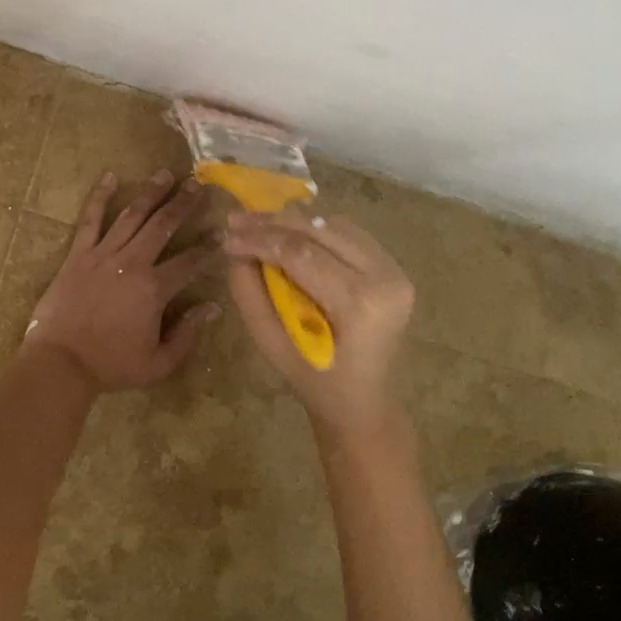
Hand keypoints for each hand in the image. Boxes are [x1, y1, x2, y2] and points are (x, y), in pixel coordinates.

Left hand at [22, 169, 221, 390]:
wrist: (61, 361)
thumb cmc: (111, 366)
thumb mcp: (159, 363)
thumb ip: (187, 334)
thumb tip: (212, 308)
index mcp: (154, 289)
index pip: (189, 262)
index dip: (208, 247)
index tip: (222, 233)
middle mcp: (132, 263)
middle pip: (163, 226)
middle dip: (184, 204)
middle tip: (198, 185)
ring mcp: (103, 254)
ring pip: (132, 215)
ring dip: (151, 192)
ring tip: (167, 174)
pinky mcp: (78, 253)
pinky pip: (91, 219)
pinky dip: (100, 196)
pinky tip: (110, 177)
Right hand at [223, 210, 414, 434]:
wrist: (362, 401)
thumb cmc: (315, 379)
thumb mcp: (271, 342)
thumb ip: (249, 293)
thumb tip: (236, 249)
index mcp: (361, 304)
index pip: (301, 253)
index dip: (260, 239)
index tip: (226, 237)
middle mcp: (386, 278)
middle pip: (319, 230)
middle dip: (272, 223)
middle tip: (234, 220)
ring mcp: (394, 269)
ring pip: (333, 225)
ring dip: (291, 221)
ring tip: (255, 223)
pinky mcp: (392, 266)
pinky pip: (346, 233)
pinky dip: (312, 228)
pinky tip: (285, 232)